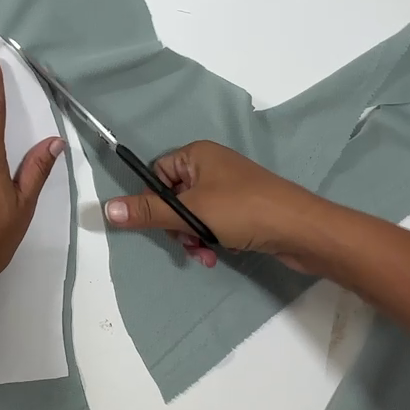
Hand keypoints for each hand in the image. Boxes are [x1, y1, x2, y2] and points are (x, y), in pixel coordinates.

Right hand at [102, 140, 333, 271]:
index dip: (154, 200)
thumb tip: (106, 210)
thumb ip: (148, 212)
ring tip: (205, 255)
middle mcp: (212, 165)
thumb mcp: (191, 212)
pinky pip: (215, 222)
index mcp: (196, 154)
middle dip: (176, 226)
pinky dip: (212, 238)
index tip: (161, 224)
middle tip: (188, 244)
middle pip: (174, 196)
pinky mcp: (245, 209)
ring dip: (194, 237)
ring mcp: (230, 187)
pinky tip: (219, 255)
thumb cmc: (244, 211)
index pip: (157, 173)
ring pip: (194, 213)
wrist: (304, 231)